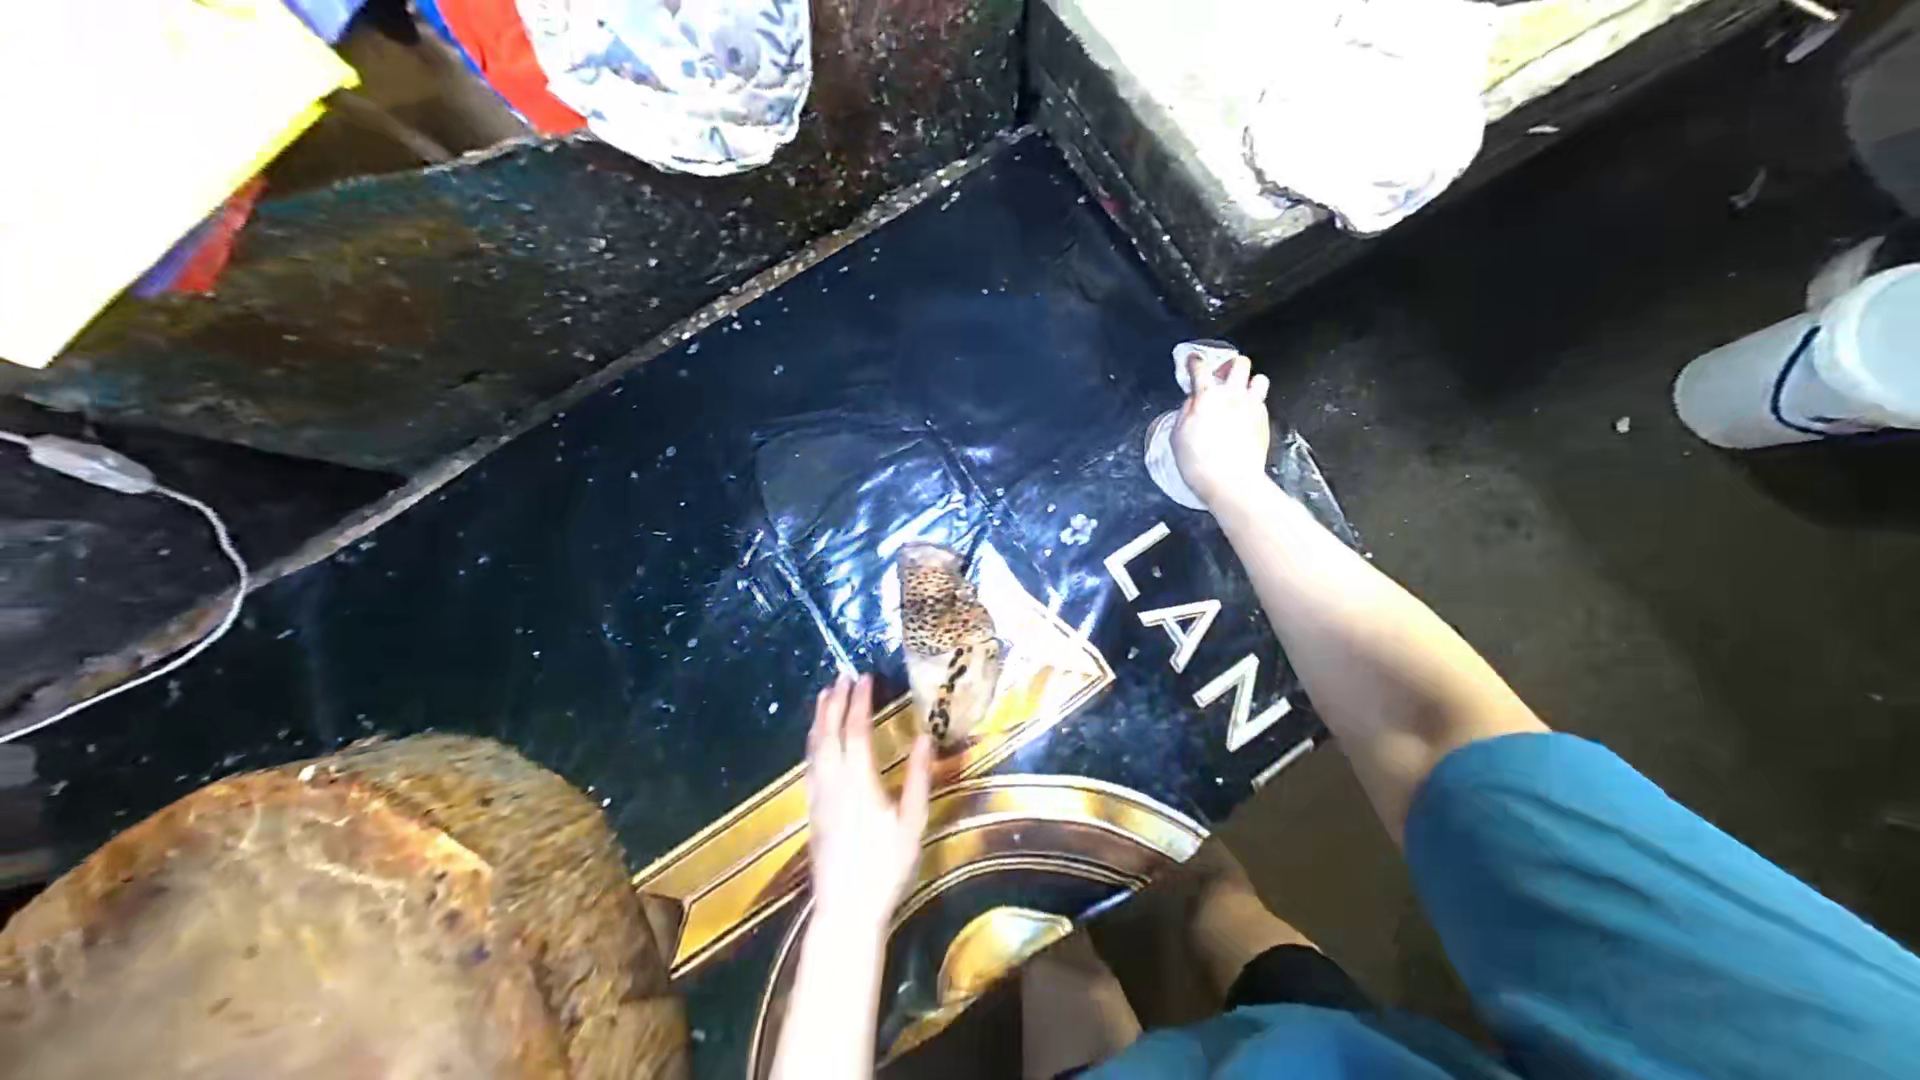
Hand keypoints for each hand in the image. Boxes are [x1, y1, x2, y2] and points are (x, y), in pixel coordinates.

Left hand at [805, 674, 932, 931]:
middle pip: (830, 732)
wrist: (845, 908)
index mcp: (859, 782)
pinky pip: (809, 762)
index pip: (857, 730)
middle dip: (836, 701)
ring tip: (825, 695)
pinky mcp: (811, 808)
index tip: (866, 678)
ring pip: (814, 746)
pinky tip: (816, 738)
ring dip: (820, 717)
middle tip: (844, 676)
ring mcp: (818, 795)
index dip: (860, 701)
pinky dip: (813, 740)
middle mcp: (833, 782)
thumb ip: (919, 778)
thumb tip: (926, 738)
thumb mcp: (913, 824)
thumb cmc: (885, 867)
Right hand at [1171, 352, 1271, 509]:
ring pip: (1259, 378)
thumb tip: (1193, 401)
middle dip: (1229, 365)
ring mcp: (1252, 406)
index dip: (1194, 361)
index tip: (1193, 361)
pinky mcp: (1264, 420)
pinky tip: (1245, 415)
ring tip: (1240, 393)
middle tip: (1222, 376)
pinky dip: (1254, 403)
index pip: (1200, 367)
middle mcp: (1232, 395)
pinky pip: (1262, 401)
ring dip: (1249, 382)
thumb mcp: (1178, 435)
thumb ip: (1187, 411)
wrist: (1230, 482)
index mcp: (1206, 396)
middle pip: (1239, 363)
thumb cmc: (1198, 462)